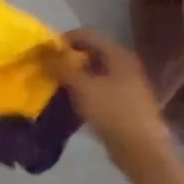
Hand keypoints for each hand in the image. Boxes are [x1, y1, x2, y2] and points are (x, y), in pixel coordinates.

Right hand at [43, 29, 171, 164]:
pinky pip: (98, 89)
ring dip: (73, 76)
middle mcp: (124, 64)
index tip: (44, 53)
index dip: (64, 40)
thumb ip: (62, 66)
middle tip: (46, 70)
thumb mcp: (83, 87)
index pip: (87, 34)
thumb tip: (43, 50)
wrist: (141, 149)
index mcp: (118, 54)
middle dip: (67, 59)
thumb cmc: (112, 112)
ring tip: (54, 86)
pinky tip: (69, 102)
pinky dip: (82, 91)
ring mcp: (125, 84)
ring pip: (93, 72)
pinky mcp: (122, 103)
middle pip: (90, 52)